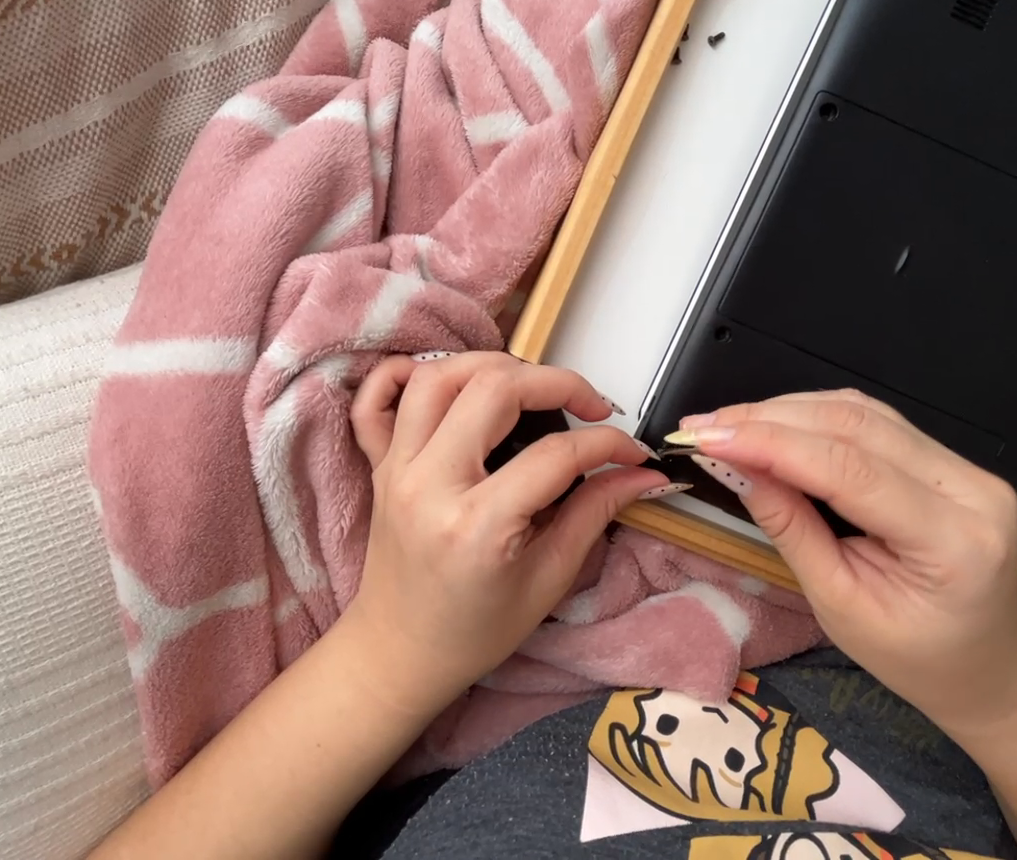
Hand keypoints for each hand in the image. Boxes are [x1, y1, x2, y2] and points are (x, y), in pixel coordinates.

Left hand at [341, 353, 669, 708]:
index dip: (606, 443)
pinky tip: (447, 381)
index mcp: (477, 526)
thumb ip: (594, 514)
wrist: (400, 652)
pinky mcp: (379, 464)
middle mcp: (429, 483)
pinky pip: (375, 399)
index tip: (632, 451)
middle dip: (555, 382)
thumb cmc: (475, 631)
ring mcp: (396, 468)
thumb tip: (640, 473)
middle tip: (589, 404)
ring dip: (491, 364)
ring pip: (437, 377)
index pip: (555, 455)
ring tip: (529, 385)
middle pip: (493, 389)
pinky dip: (405, 374)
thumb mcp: (547, 581)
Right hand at [671, 390, 1016, 738]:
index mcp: (954, 542)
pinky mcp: (945, 458)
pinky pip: (869, 419)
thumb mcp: (839, 605)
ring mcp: (963, 467)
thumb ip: (789, 527)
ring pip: (859, 410)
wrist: (987, 666)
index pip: (849, 469)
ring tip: (723, 423)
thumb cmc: (914, 657)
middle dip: (766, 418)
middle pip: (854, 424)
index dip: (770, 444)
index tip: (705, 437)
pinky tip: (768, 423)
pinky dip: (809, 414)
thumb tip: (733, 466)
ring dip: (782, 410)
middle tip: (700, 425)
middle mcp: (969, 489)